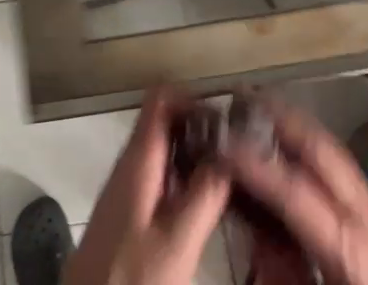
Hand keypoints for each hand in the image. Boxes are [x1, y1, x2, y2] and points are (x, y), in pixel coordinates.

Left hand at [67, 89, 230, 284]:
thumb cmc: (132, 276)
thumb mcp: (176, 241)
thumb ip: (204, 195)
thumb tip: (231, 152)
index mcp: (137, 161)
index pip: (160, 99)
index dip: (193, 99)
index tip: (227, 121)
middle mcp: (129, 165)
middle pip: (164, 122)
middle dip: (201, 128)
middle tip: (239, 150)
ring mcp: (128, 187)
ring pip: (164, 150)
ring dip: (196, 153)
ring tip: (233, 172)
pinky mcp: (130, 209)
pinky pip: (161, 176)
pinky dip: (186, 176)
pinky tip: (209, 199)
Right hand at [222, 96, 367, 284]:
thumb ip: (285, 274)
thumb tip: (258, 244)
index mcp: (352, 247)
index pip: (295, 193)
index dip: (256, 166)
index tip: (222, 145)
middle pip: (319, 149)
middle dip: (278, 117)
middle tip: (239, 96)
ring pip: (331, 150)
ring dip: (294, 124)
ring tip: (257, 107)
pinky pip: (339, 166)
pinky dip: (309, 145)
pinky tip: (289, 146)